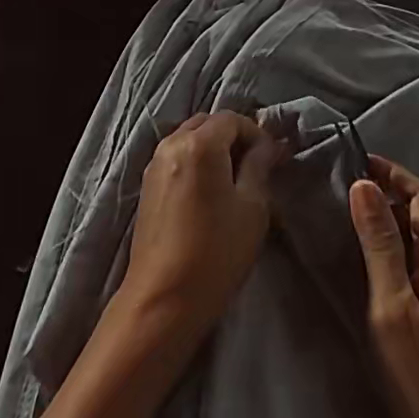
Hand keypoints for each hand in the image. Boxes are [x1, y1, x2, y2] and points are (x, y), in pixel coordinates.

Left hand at [117, 111, 281, 339]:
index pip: (232, 119)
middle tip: (255, 167)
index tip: (272, 159)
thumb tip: (268, 145)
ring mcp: (154, 164)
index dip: (256, 133)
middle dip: (233, 137)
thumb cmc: (217, 251)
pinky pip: (176, 157)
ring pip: (189, 138)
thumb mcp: (252, 206)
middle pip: (207, 123)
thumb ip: (259, 166)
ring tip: (234, 181)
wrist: (163, 298)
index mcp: (199, 143)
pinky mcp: (146, 185)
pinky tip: (209, 192)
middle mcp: (171, 144)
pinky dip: (196, 162)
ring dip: (213, 149)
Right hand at [350, 154, 418, 417]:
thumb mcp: (391, 308)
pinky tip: (389, 268)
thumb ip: (380, 245)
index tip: (363, 160)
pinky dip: (411, 254)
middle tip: (355, 192)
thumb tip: (365, 185)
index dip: (396, 175)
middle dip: (396, 199)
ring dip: (402, 227)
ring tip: (364, 224)